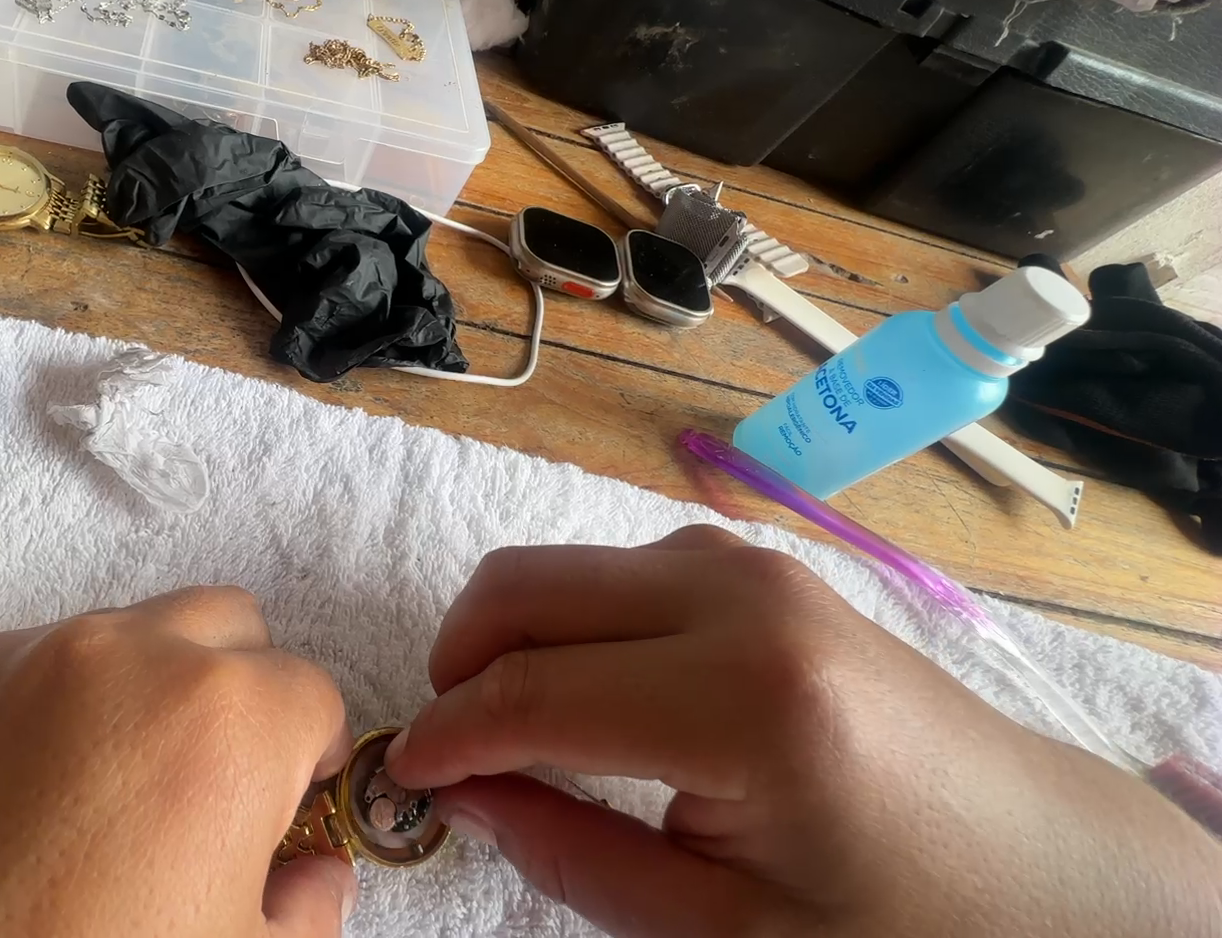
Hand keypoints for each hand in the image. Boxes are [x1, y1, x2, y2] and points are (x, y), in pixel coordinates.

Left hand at [0, 587, 357, 937]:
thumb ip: (310, 909)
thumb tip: (310, 867)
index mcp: (216, 718)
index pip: (312, 692)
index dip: (313, 759)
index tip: (288, 807)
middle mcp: (117, 655)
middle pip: (227, 623)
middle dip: (242, 690)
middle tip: (210, 783)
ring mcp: (10, 657)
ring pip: (125, 634)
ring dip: (142, 693)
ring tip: (97, 801)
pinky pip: (24, 664)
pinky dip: (47, 711)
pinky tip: (9, 809)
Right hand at [384, 526, 1221, 936]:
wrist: (1056, 866)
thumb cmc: (903, 925)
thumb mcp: (727, 937)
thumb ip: (568, 853)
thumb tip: (457, 791)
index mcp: (747, 700)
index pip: (537, 694)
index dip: (449, 733)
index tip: (404, 772)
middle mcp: (733, 596)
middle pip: (523, 588)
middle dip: (456, 659)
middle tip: (449, 739)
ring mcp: (736, 562)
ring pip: (551, 569)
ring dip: (502, 637)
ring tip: (512, 722)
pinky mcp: (736, 560)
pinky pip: (598, 570)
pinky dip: (555, 621)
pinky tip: (582, 687)